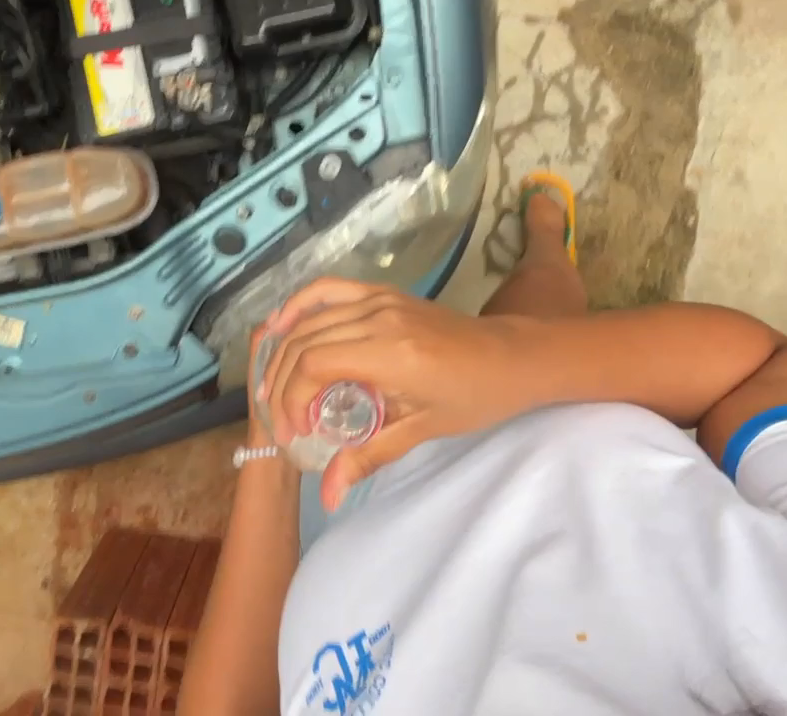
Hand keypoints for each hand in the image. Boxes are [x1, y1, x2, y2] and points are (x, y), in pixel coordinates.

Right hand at [258, 279, 538, 509]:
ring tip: (273, 385)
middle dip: (282, 382)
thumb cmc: (474, 398)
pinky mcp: (382, 292)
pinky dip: (300, 304)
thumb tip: (328, 497)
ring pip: (311, 317)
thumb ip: (368, 456)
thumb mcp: (423, 429)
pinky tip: (281, 324)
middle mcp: (379, 317)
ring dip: (284, 350)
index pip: (315, 366)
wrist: (513, 357)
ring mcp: (379, 299)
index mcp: (391, 353)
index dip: (292, 399)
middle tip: (281, 419)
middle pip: (305, 341)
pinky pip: (330, 290)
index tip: (294, 432)